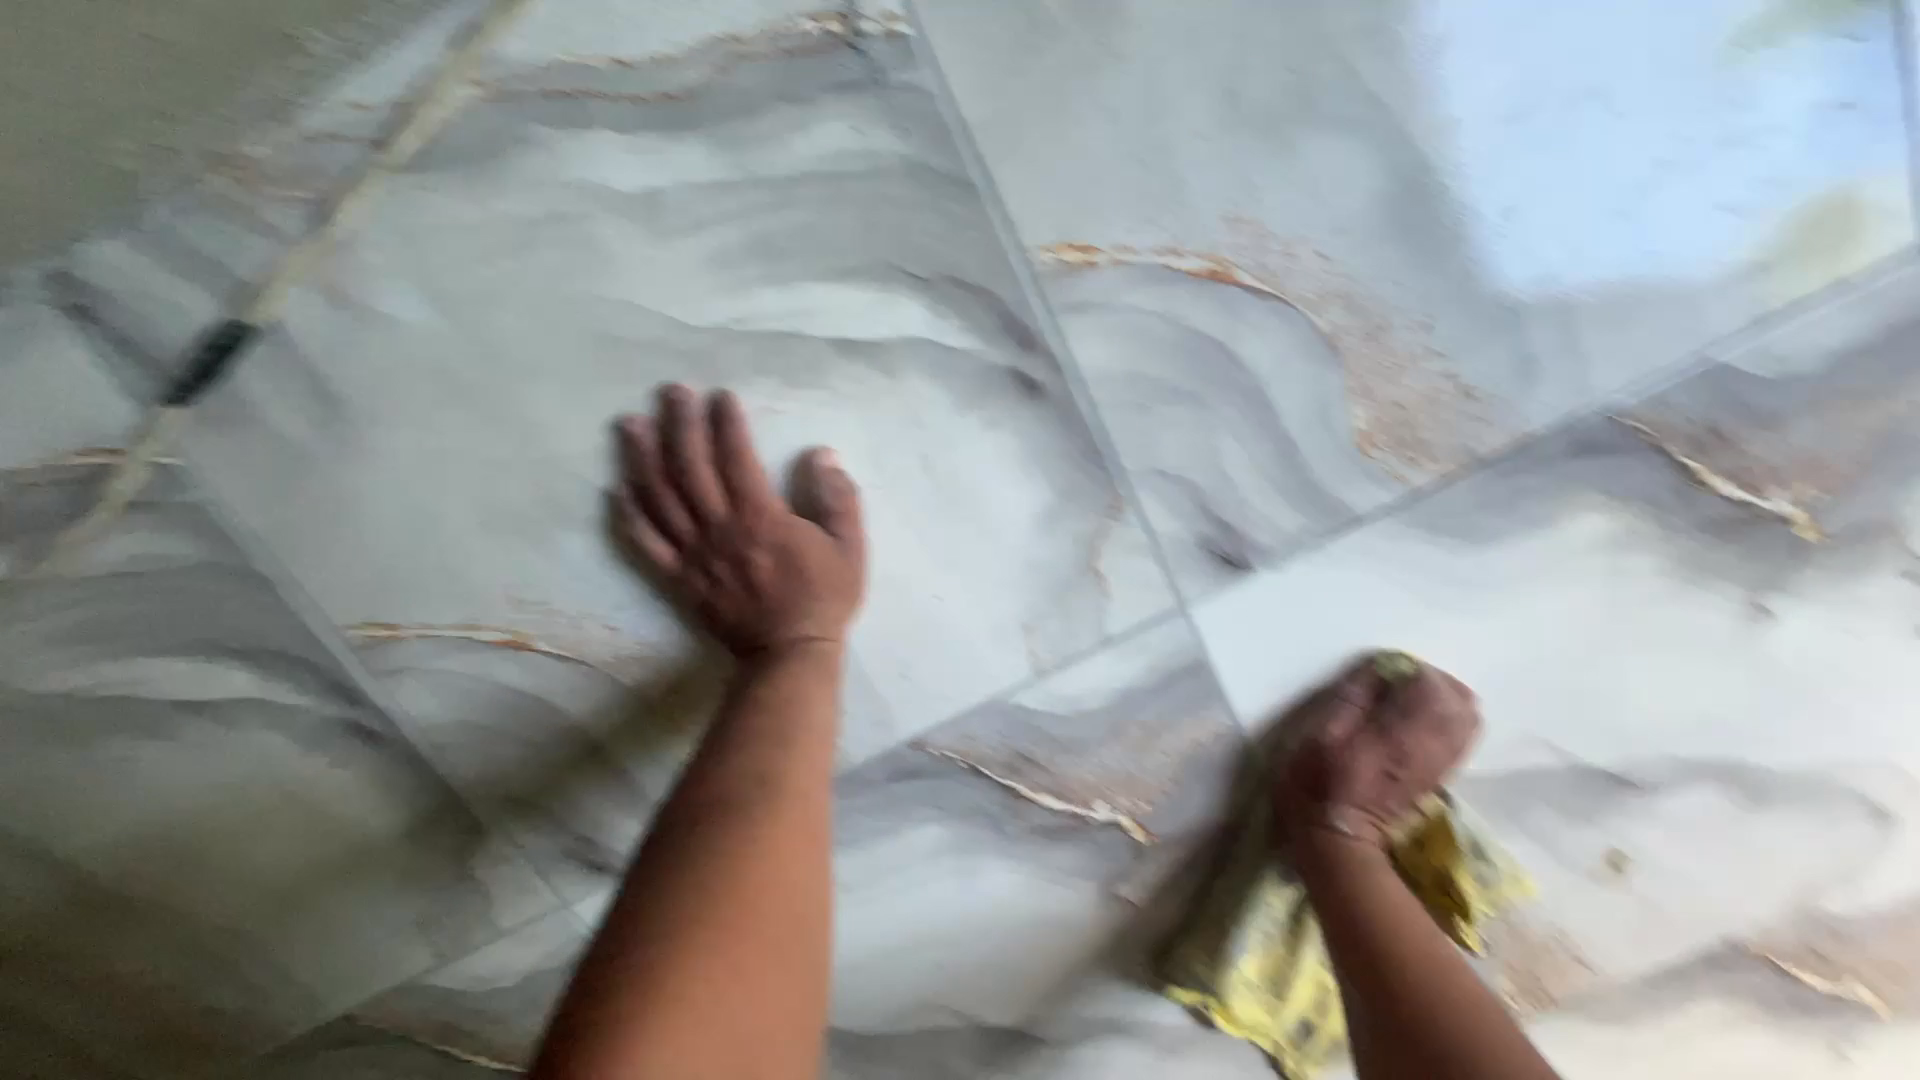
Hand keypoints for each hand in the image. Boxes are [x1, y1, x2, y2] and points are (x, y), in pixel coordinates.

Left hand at [612, 384, 866, 658]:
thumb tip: (821, 454)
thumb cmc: (823, 598)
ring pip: (660, 498)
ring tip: (630, 424)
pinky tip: (616, 488)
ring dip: (642, 458)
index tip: (722, 396)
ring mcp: (693, 554)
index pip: (736, 458)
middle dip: (680, 424)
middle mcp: (719, 529)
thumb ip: (839, 498)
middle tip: (671, 391)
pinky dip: (628, 515)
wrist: (790, 653)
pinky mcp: (679, 578)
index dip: (727, 423)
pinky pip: (646, 543)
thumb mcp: (849, 546)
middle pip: (690, 468)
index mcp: (761, 518)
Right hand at [1273, 653, 1480, 849]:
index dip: (1408, 668)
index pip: (1429, 685)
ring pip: (1468, 719)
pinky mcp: (1439, 775)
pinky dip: (1446, 718)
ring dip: (1443, 698)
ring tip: (1408, 697)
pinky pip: (1462, 737)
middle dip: (1434, 680)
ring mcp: (1440, 764)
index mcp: (1400, 733)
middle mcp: (1431, 747)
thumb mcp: (1320, 733)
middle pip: (1461, 700)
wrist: (1336, 837)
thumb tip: (1378, 667)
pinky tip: (1415, 720)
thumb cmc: (1316, 782)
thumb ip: (1352, 697)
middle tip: (1399, 679)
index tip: (1380, 669)